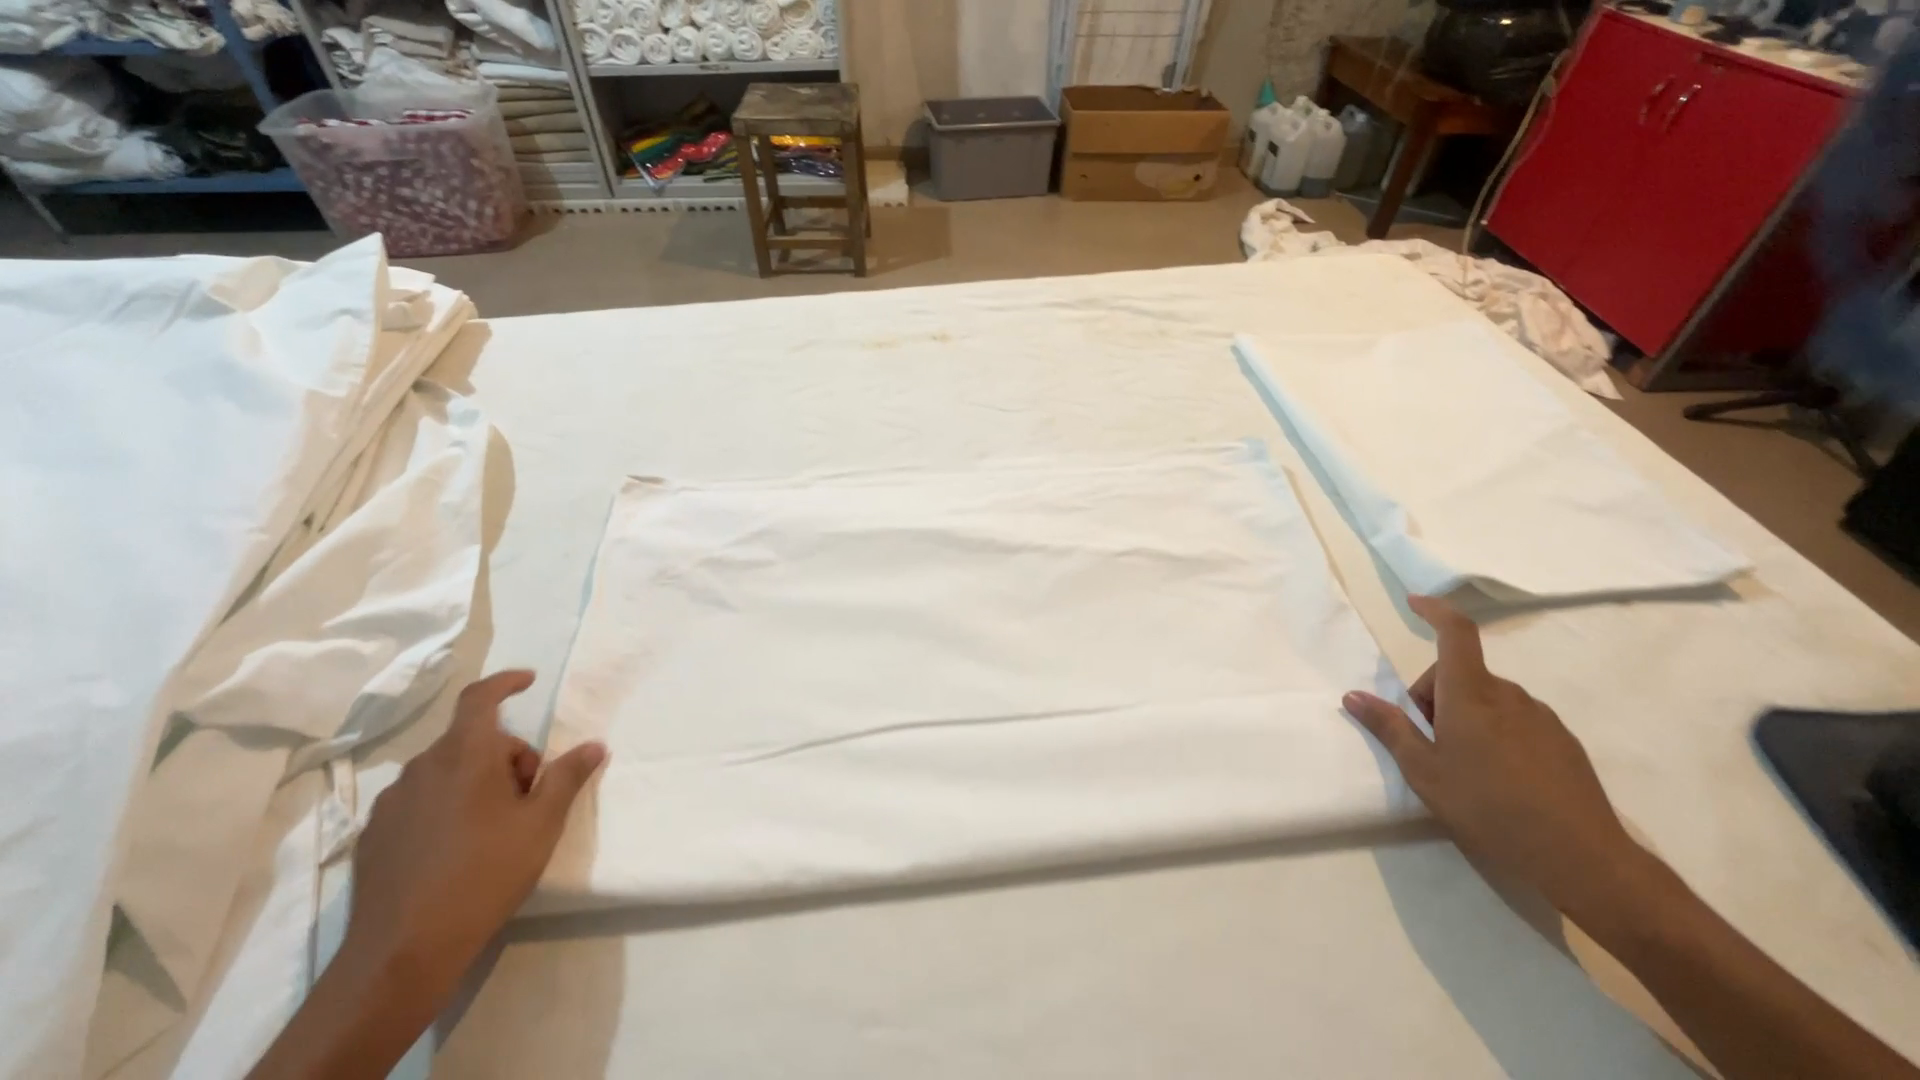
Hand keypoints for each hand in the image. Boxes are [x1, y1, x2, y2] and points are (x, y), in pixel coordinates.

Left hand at [343, 670, 607, 991]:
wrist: (404, 948)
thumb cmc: (484, 875)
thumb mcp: (541, 825)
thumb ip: (567, 778)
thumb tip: (594, 745)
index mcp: (465, 755)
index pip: (480, 697)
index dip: (505, 682)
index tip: (527, 681)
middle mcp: (422, 767)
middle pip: (472, 741)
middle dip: (507, 756)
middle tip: (530, 798)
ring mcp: (392, 801)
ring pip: (445, 772)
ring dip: (476, 783)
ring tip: (495, 829)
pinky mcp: (375, 833)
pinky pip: (420, 801)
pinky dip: (446, 807)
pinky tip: (458, 851)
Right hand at [1342, 596, 1639, 914]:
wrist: (1579, 857)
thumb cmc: (1488, 809)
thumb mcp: (1425, 773)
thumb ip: (1391, 729)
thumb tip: (1354, 695)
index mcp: (1471, 696)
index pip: (1455, 633)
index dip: (1435, 611)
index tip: (1415, 602)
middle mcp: (1509, 696)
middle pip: (1462, 675)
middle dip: (1436, 697)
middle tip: (1427, 744)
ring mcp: (1541, 718)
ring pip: (1490, 700)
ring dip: (1466, 717)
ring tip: (1463, 770)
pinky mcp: (1563, 742)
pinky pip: (1517, 722)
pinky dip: (1497, 734)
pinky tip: (1499, 781)